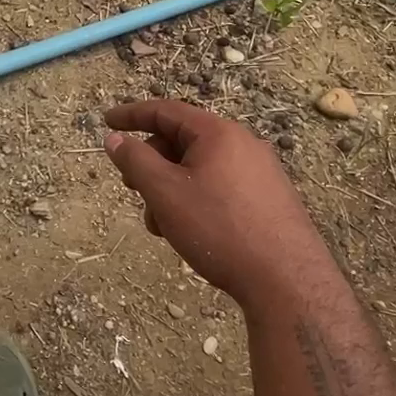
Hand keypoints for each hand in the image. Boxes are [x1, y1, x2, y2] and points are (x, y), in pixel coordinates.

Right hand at [103, 100, 336, 308]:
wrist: (289, 284)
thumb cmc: (219, 228)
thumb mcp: (164, 191)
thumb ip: (134, 159)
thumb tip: (115, 139)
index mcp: (219, 133)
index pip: (165, 111)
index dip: (131, 115)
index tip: (106, 123)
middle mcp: (243, 145)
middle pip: (181, 140)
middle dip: (151, 163)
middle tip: (132, 187)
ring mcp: (261, 174)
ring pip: (199, 168)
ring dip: (170, 188)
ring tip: (160, 224)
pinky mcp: (270, 201)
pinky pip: (219, 186)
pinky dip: (194, 198)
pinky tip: (187, 231)